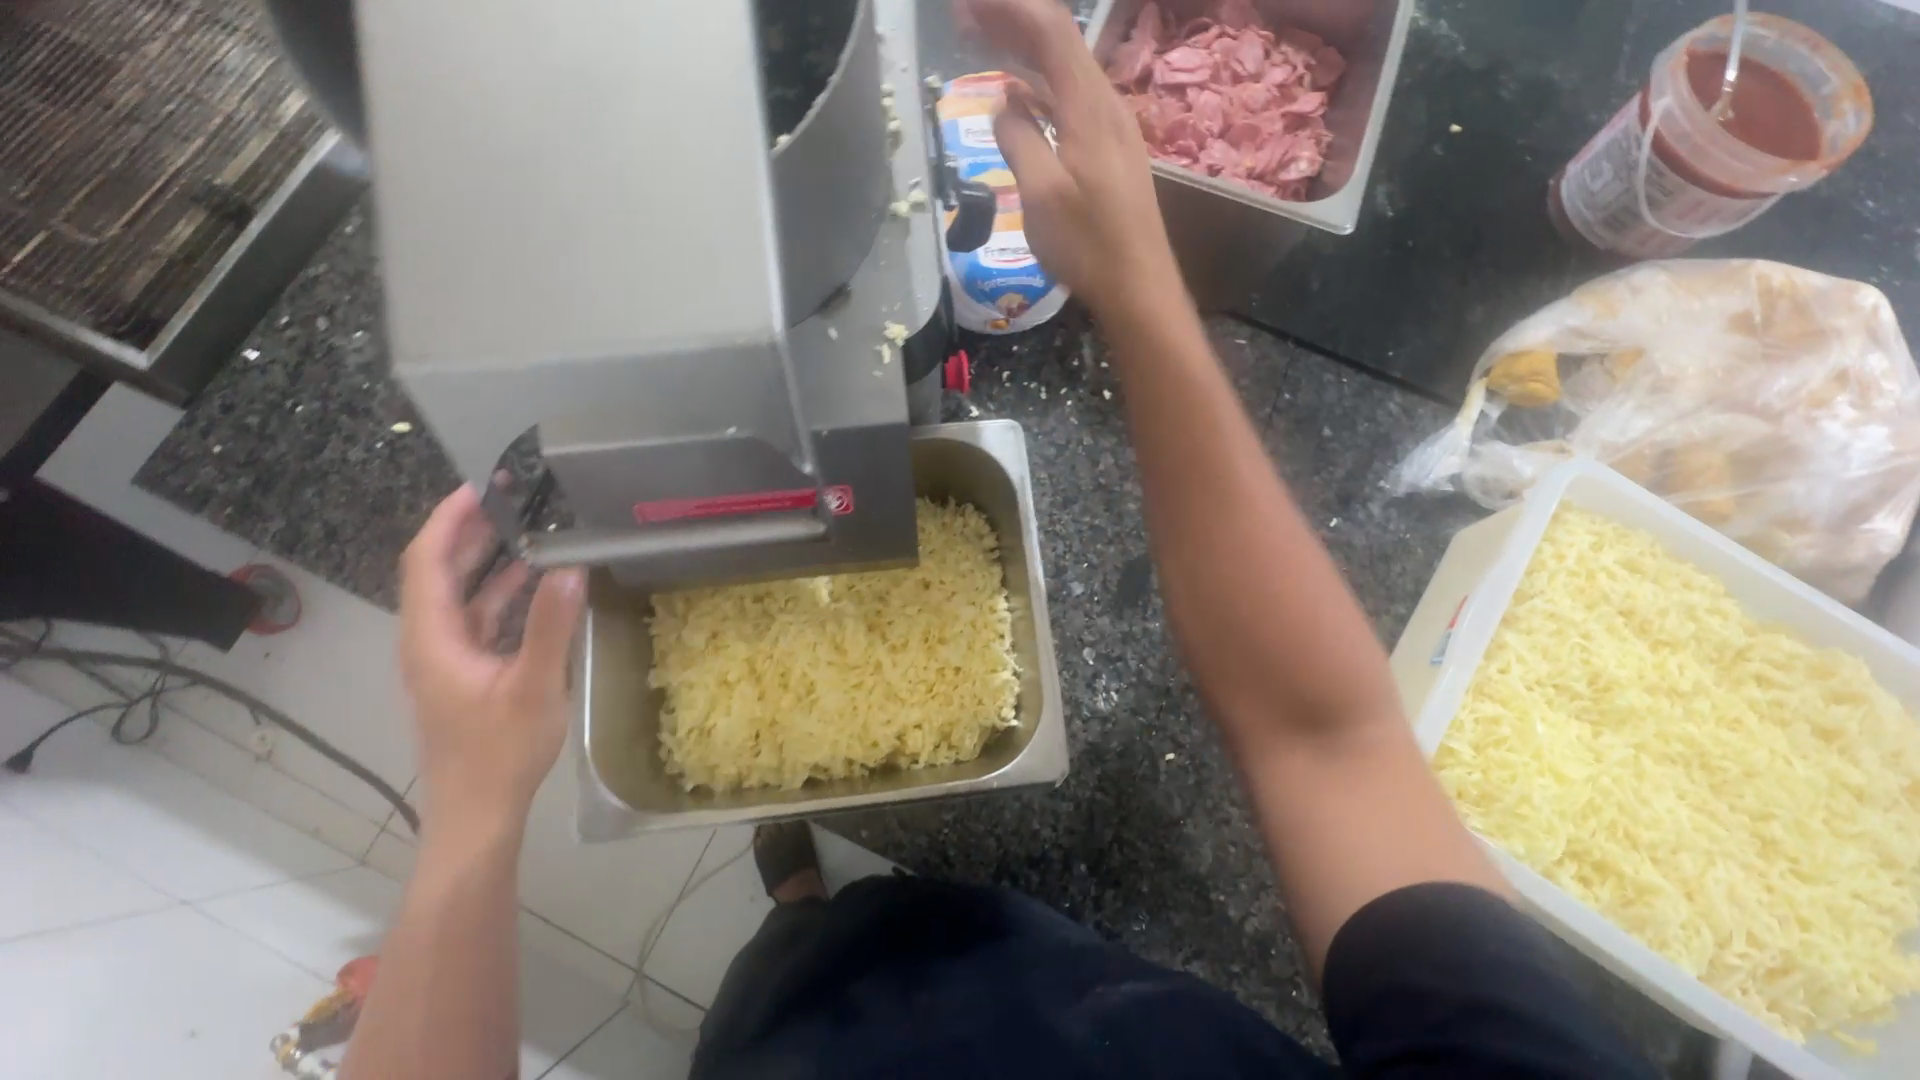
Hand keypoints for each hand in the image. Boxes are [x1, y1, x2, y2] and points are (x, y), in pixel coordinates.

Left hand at [398, 485, 585, 831]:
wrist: (478, 812)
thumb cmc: (500, 752)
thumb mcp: (534, 686)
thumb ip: (551, 625)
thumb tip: (570, 567)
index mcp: (432, 638)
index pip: (427, 561)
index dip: (448, 519)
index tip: (482, 486)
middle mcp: (430, 641)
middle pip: (440, 571)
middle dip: (472, 530)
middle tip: (513, 496)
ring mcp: (446, 659)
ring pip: (461, 596)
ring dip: (490, 561)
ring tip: (530, 528)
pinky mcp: (465, 674)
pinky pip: (479, 619)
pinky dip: (503, 594)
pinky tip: (537, 583)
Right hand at [961, 0, 1183, 314]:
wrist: (1140, 289)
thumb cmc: (1089, 246)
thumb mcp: (1041, 194)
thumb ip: (1019, 140)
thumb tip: (1004, 105)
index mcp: (1089, 107)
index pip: (1050, 30)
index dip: (1008, 9)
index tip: (965, 5)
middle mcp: (1106, 107)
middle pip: (1060, 43)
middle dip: (1012, 22)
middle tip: (966, 18)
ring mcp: (1113, 131)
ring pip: (1066, 73)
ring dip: (1026, 54)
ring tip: (984, 45)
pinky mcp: (1112, 155)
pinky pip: (1072, 102)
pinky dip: (1041, 90)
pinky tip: (1020, 99)